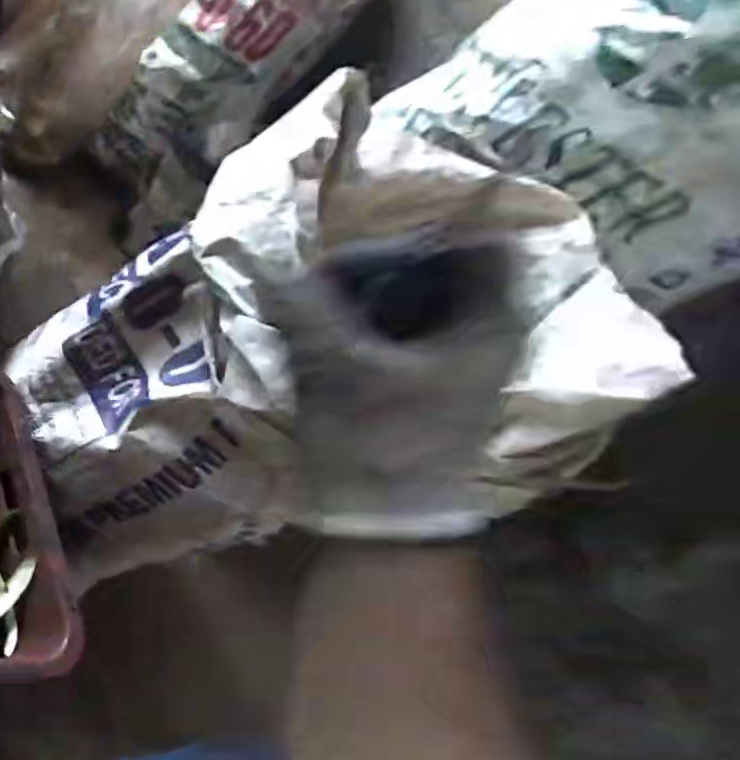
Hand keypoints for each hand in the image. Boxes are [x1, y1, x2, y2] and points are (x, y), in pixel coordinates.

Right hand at [277, 234, 523, 540]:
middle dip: (367, 272)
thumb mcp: (338, 370)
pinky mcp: (412, 377)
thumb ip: (307, 314)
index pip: (471, 245)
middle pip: (430, 269)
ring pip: (402, 301)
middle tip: (310, 288)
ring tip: (302, 312)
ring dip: (350, 301)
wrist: (383, 516)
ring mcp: (445, 356)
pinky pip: (382, 331)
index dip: (409, 243)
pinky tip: (310, 340)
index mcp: (488, 321)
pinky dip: (347, 326)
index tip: (346, 260)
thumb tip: (272, 269)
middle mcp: (478, 330)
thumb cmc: (378, 441)